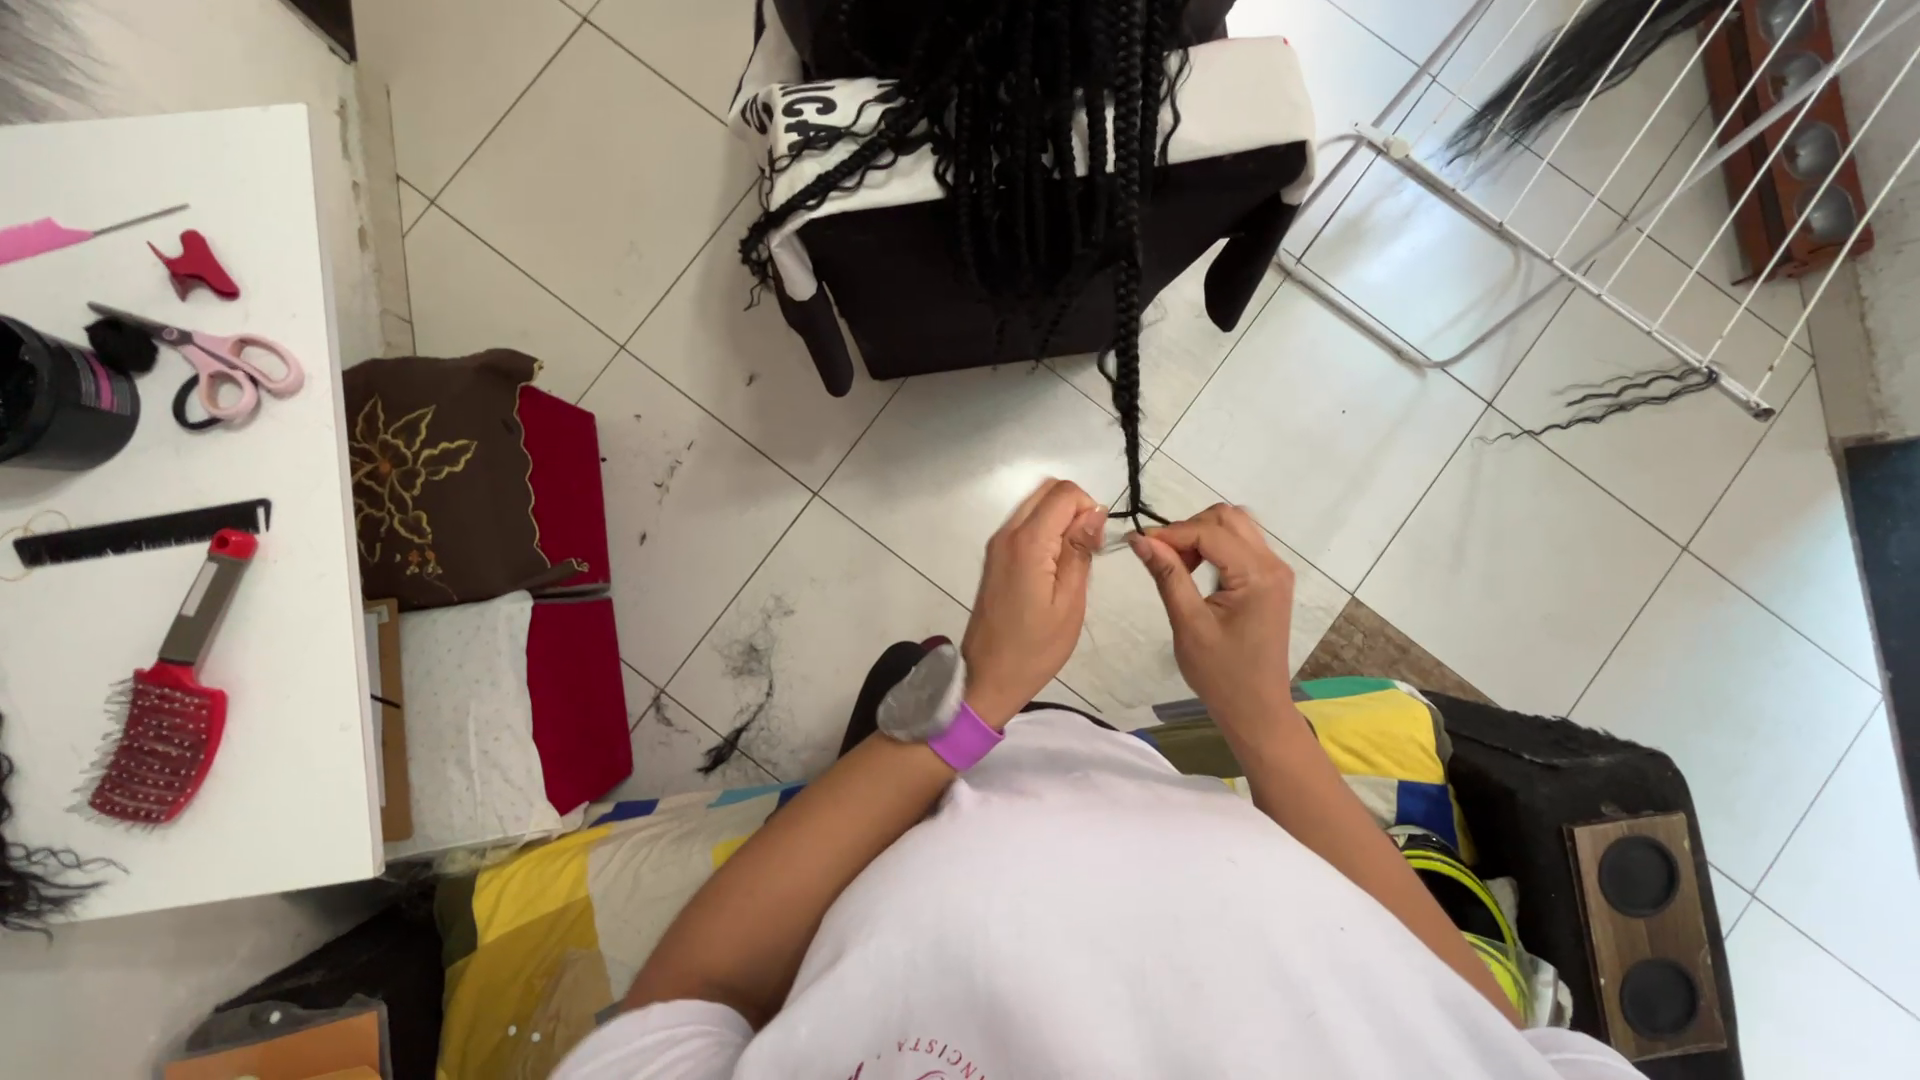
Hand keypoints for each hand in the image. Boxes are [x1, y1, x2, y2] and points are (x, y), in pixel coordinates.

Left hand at [961, 479, 1105, 728]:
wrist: (989, 676)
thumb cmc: (1035, 647)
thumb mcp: (1070, 602)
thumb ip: (1080, 551)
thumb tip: (1094, 512)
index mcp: (1028, 543)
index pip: (1064, 493)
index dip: (1089, 509)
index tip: (1096, 545)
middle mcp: (1007, 534)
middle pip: (1047, 491)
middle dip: (1075, 509)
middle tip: (1087, 550)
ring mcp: (997, 544)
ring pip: (1034, 505)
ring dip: (1060, 519)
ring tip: (1072, 561)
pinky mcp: (994, 556)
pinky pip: (1024, 525)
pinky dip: (1045, 531)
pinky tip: (1054, 566)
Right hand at [1127, 504, 1298, 738]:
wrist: (1256, 708)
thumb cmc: (1220, 673)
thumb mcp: (1188, 623)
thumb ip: (1167, 575)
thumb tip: (1140, 539)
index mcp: (1257, 575)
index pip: (1209, 531)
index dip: (1171, 533)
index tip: (1138, 543)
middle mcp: (1273, 564)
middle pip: (1228, 517)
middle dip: (1189, 528)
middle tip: (1162, 557)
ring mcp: (1276, 571)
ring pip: (1236, 526)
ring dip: (1202, 534)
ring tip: (1178, 564)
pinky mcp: (1271, 580)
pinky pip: (1242, 545)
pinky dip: (1215, 547)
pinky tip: (1196, 571)